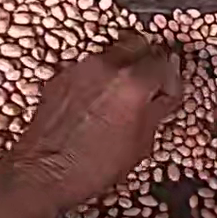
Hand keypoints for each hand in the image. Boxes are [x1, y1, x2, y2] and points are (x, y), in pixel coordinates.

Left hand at [0, 35, 180, 217]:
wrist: (46, 172)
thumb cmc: (96, 164)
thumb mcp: (143, 141)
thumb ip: (158, 109)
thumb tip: (165, 95)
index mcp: (133, 82)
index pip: (164, 64)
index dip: (170, 81)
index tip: (169, 95)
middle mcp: (106, 66)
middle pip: (138, 45)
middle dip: (148, 63)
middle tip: (151, 87)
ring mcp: (80, 68)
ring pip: (112, 54)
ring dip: (124, 68)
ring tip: (124, 97)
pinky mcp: (61, 76)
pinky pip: (90, 68)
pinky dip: (100, 78)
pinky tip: (100, 104)